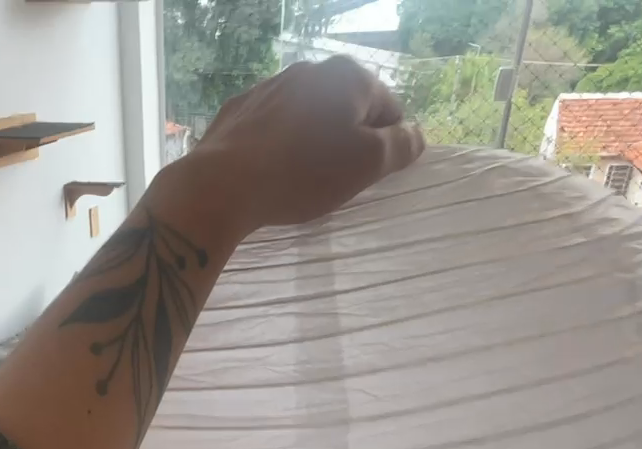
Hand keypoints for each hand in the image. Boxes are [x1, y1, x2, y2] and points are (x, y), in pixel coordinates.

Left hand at [152, 56, 425, 241]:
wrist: (223, 184)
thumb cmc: (303, 174)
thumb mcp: (364, 166)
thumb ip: (399, 147)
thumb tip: (418, 135)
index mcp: (348, 77)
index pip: (389, 108)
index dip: (387, 145)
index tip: (370, 177)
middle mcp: (309, 71)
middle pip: (345, 109)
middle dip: (347, 142)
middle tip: (336, 182)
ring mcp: (269, 88)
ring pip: (307, 117)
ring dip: (313, 144)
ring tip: (301, 181)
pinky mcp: (238, 112)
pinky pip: (272, 130)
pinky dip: (278, 148)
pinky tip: (270, 175)